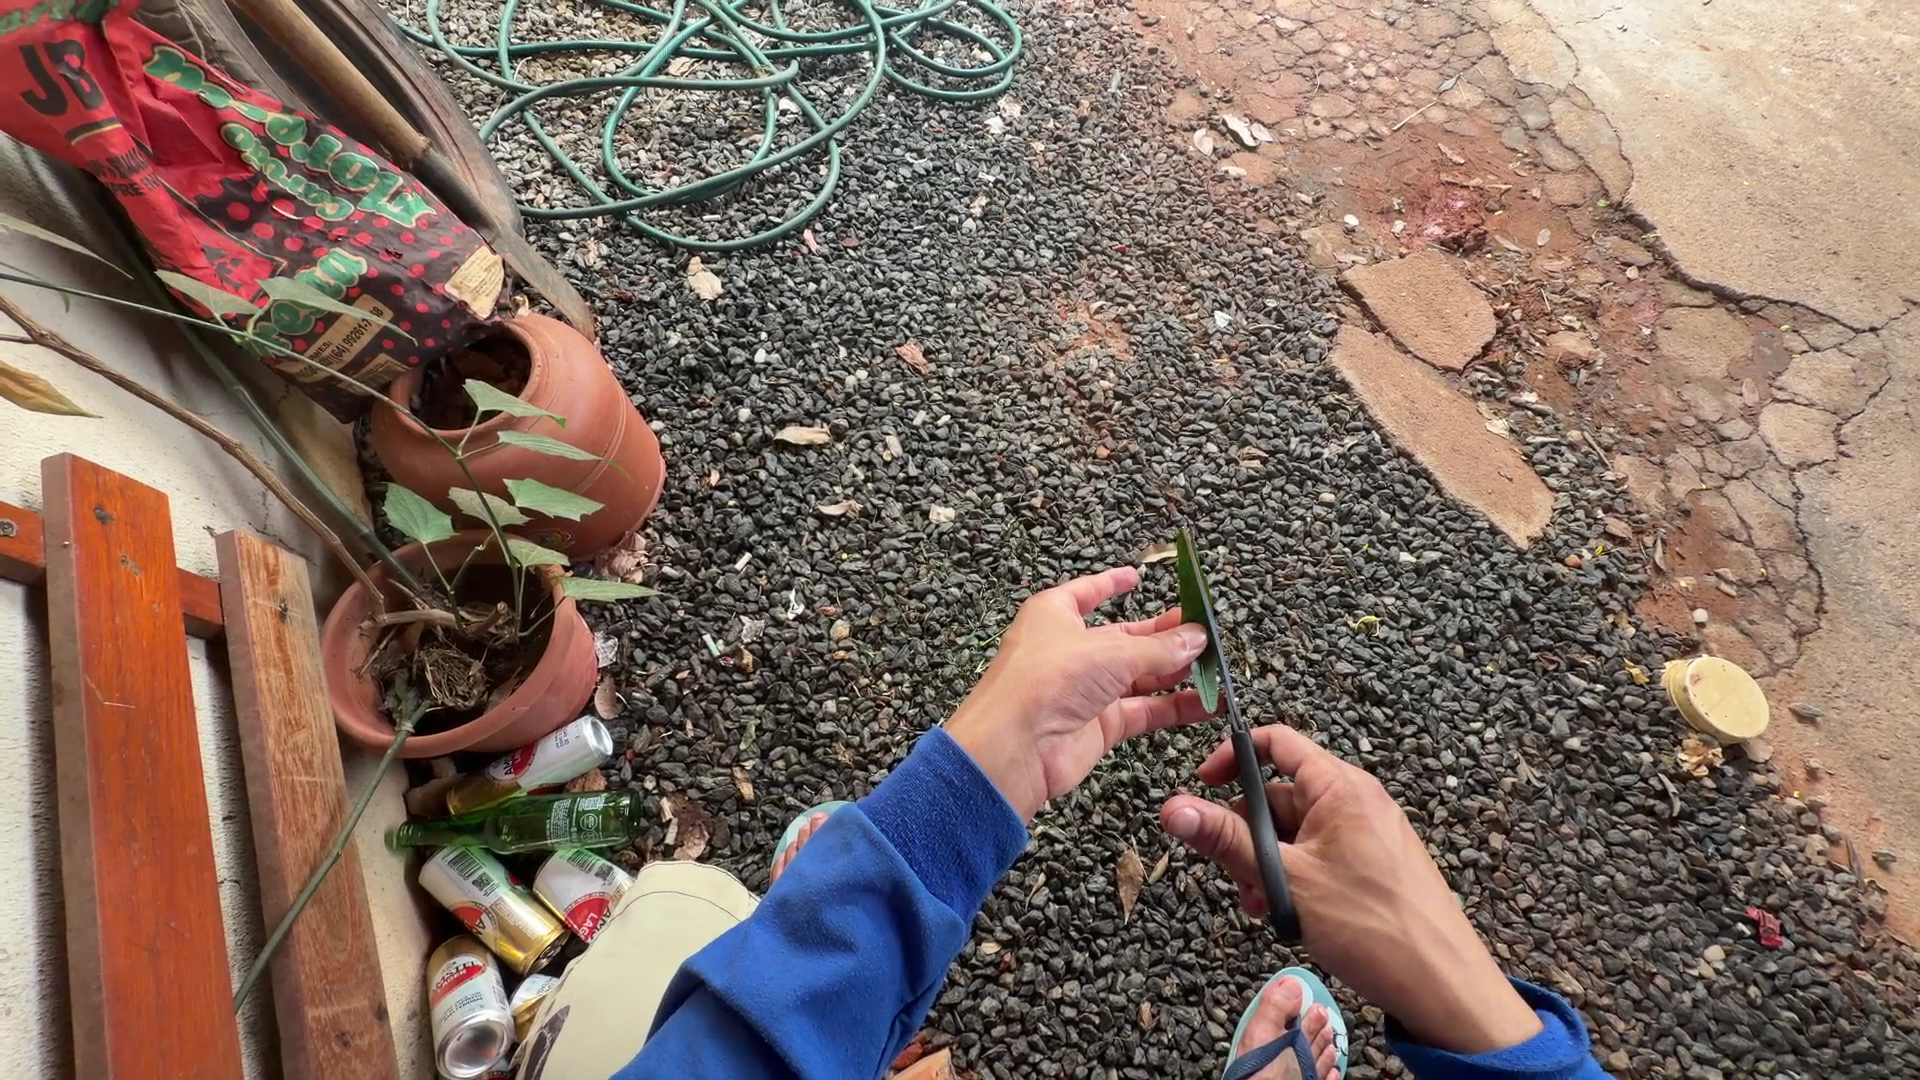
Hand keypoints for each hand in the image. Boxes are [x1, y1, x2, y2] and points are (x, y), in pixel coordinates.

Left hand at [945, 566, 1211, 820]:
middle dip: (1162, 635)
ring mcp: (1084, 689)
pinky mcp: (1098, 724)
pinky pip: (1143, 710)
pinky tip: (1207, 703)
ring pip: (1137, 675)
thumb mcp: (1110, 650)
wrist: (1016, 746)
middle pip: (1123, 637)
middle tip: (1201, 631)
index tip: (1136, 576)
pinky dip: (1174, 707)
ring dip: (1175, 671)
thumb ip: (1158, 647)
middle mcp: (1069, 649)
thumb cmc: (1046, 680)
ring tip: (1215, 666)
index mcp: (1055, 614)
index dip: (1111, 583)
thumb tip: (1195, 637)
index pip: (1087, 592)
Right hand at [1158, 725, 1543, 1054]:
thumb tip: (1172, 809)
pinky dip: (1292, 874)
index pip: (1276, 741)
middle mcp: (1355, 800)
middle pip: (1278, 792)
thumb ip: (1225, 840)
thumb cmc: (1372, 928)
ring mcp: (1366, 832)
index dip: (1233, 755)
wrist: (1451, 997)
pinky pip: (1317, 852)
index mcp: (1340, 787)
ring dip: (1266, 860)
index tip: (1202, 785)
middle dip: (1246, 830)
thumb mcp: (1285, 880)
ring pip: (1294, 829)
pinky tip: (1284, 912)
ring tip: (1258, 903)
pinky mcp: (1373, 863)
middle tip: (1231, 870)